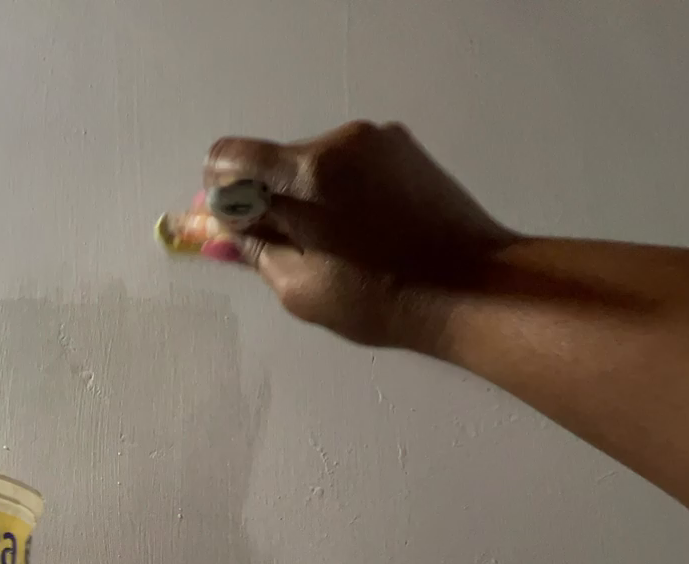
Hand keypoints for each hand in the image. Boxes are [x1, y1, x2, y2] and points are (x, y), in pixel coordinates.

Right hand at [203, 120, 515, 351]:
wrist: (471, 286)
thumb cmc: (379, 301)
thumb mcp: (299, 288)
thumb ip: (253, 249)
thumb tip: (217, 229)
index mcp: (308, 175)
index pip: (229, 159)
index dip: (219, 194)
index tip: (234, 227)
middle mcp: (339, 140)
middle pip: (268, 160)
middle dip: (262, 200)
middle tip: (280, 250)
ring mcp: (374, 138)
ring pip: (306, 163)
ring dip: (300, 198)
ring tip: (329, 247)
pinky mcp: (399, 146)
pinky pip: (342, 163)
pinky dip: (332, 191)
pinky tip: (354, 231)